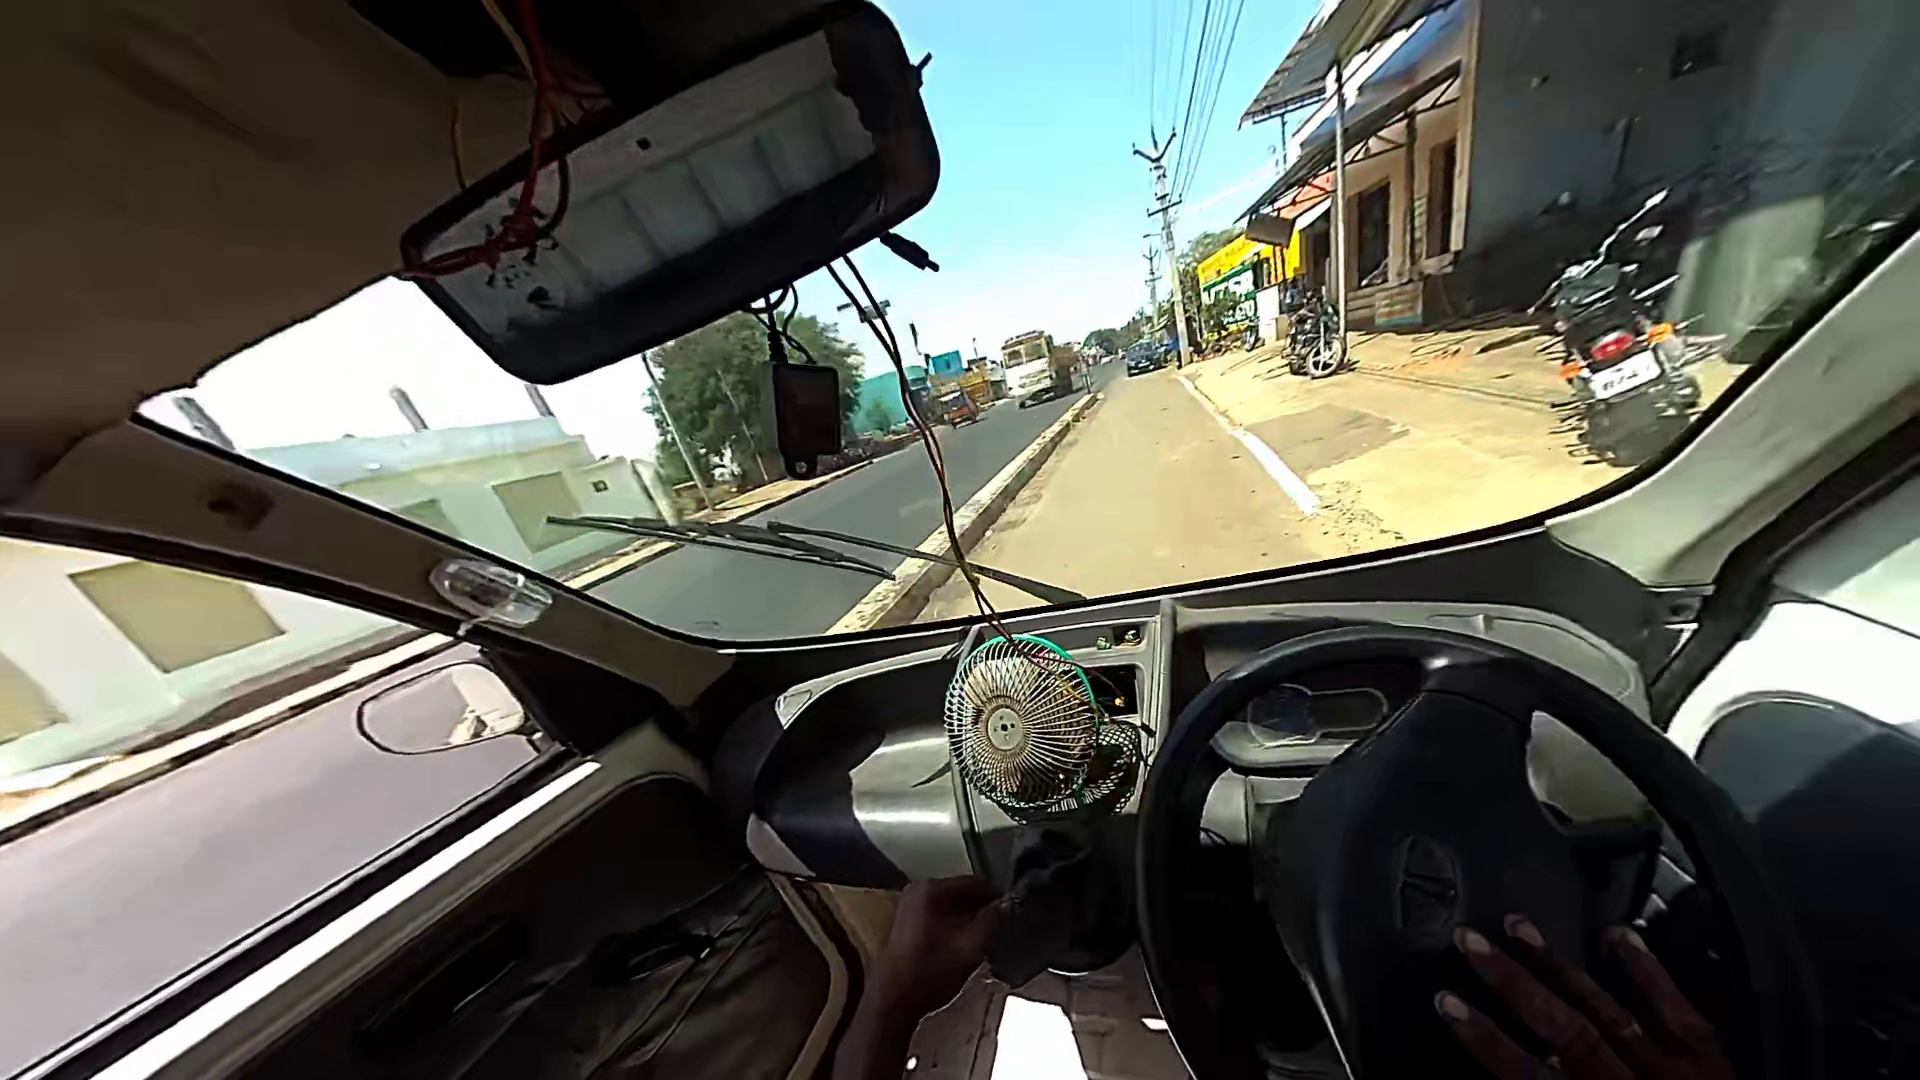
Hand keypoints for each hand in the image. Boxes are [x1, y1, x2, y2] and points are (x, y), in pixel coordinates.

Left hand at [872, 875, 1006, 1019]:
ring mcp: (909, 904)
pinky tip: (964, 939)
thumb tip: (1011, 901)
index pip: (973, 882)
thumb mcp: (969, 946)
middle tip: (1002, 922)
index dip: (995, 894)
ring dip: (968, 915)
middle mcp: (918, 889)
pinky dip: (953, 921)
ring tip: (987, 932)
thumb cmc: (932, 971)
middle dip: (981, 905)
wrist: (892, 1001)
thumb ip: (992, 921)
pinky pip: (937, 912)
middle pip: (960, 891)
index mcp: (932, 888)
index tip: (1012, 908)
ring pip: (949, 903)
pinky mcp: (905, 921)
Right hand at [1437, 915, 1737, 1079]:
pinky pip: (1682, 1019)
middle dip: (1512, 982)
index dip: (1485, 1038)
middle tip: (1467, 938)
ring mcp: (1678, 1077)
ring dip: (1558, 965)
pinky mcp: (1714, 1069)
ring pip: (1610, 1013)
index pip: (1530, 1076)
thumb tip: (1502, 1074)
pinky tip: (1617, 934)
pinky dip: (1650, 974)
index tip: (1444, 1000)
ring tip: (1515, 924)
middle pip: (1566, 1029)